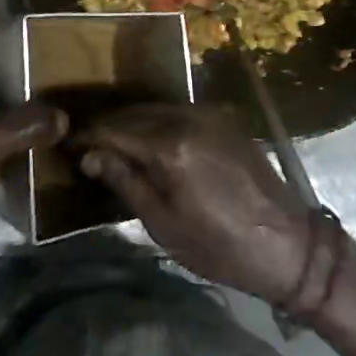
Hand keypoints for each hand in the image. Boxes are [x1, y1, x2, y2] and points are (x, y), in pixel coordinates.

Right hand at [76, 104, 317, 304]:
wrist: (289, 246)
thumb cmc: (219, 246)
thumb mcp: (163, 224)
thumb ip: (124, 181)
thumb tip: (88, 155)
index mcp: (169, 146)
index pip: (112, 129)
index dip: (86, 136)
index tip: (67, 145)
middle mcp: (185, 117)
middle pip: (131, 113)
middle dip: (106, 126)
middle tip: (87, 146)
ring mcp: (207, 114)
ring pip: (153, 108)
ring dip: (130, 122)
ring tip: (113, 143)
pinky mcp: (222, 118)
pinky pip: (176, 111)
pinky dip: (155, 121)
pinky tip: (149, 140)